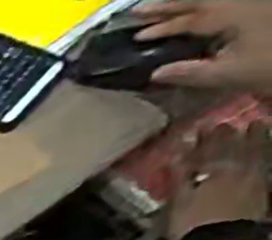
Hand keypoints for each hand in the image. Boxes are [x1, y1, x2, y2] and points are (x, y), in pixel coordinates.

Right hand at [137, 0, 271, 91]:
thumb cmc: (269, 66)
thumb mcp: (228, 74)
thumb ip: (190, 73)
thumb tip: (156, 73)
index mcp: (239, 17)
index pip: (194, 19)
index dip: (165, 27)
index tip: (138, 36)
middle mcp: (249, 5)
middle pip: (204, 2)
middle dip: (171, 6)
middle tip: (139, 10)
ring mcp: (258, 6)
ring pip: (217, 1)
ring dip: (187, 3)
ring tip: (164, 6)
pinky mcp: (261, 12)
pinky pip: (229, 5)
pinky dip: (207, 6)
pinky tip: (196, 11)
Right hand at [166, 122, 268, 239]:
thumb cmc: (191, 224)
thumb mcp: (178, 201)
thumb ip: (180, 177)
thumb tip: (176, 154)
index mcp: (218, 170)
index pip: (212, 148)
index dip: (208, 137)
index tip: (205, 125)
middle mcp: (241, 169)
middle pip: (239, 148)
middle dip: (234, 136)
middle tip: (232, 123)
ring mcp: (256, 179)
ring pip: (258, 154)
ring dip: (256, 141)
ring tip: (257, 128)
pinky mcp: (264, 192)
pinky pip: (264, 167)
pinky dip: (263, 158)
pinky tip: (262, 155)